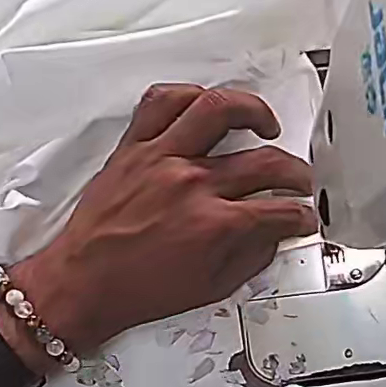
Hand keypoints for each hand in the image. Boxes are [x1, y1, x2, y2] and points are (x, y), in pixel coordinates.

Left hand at [7, 84, 318, 354]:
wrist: (83, 285)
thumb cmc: (135, 290)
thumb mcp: (209, 287)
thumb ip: (250, 257)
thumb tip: (272, 236)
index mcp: (214, 225)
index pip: (278, 209)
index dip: (300, 214)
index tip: (302, 215)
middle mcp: (191, 185)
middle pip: (263, 161)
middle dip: (295, 173)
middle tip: (297, 181)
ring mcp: (161, 160)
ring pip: (218, 109)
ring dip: (252, 111)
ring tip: (263, 123)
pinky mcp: (133, 149)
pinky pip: (162, 102)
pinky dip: (189, 95)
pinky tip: (203, 107)